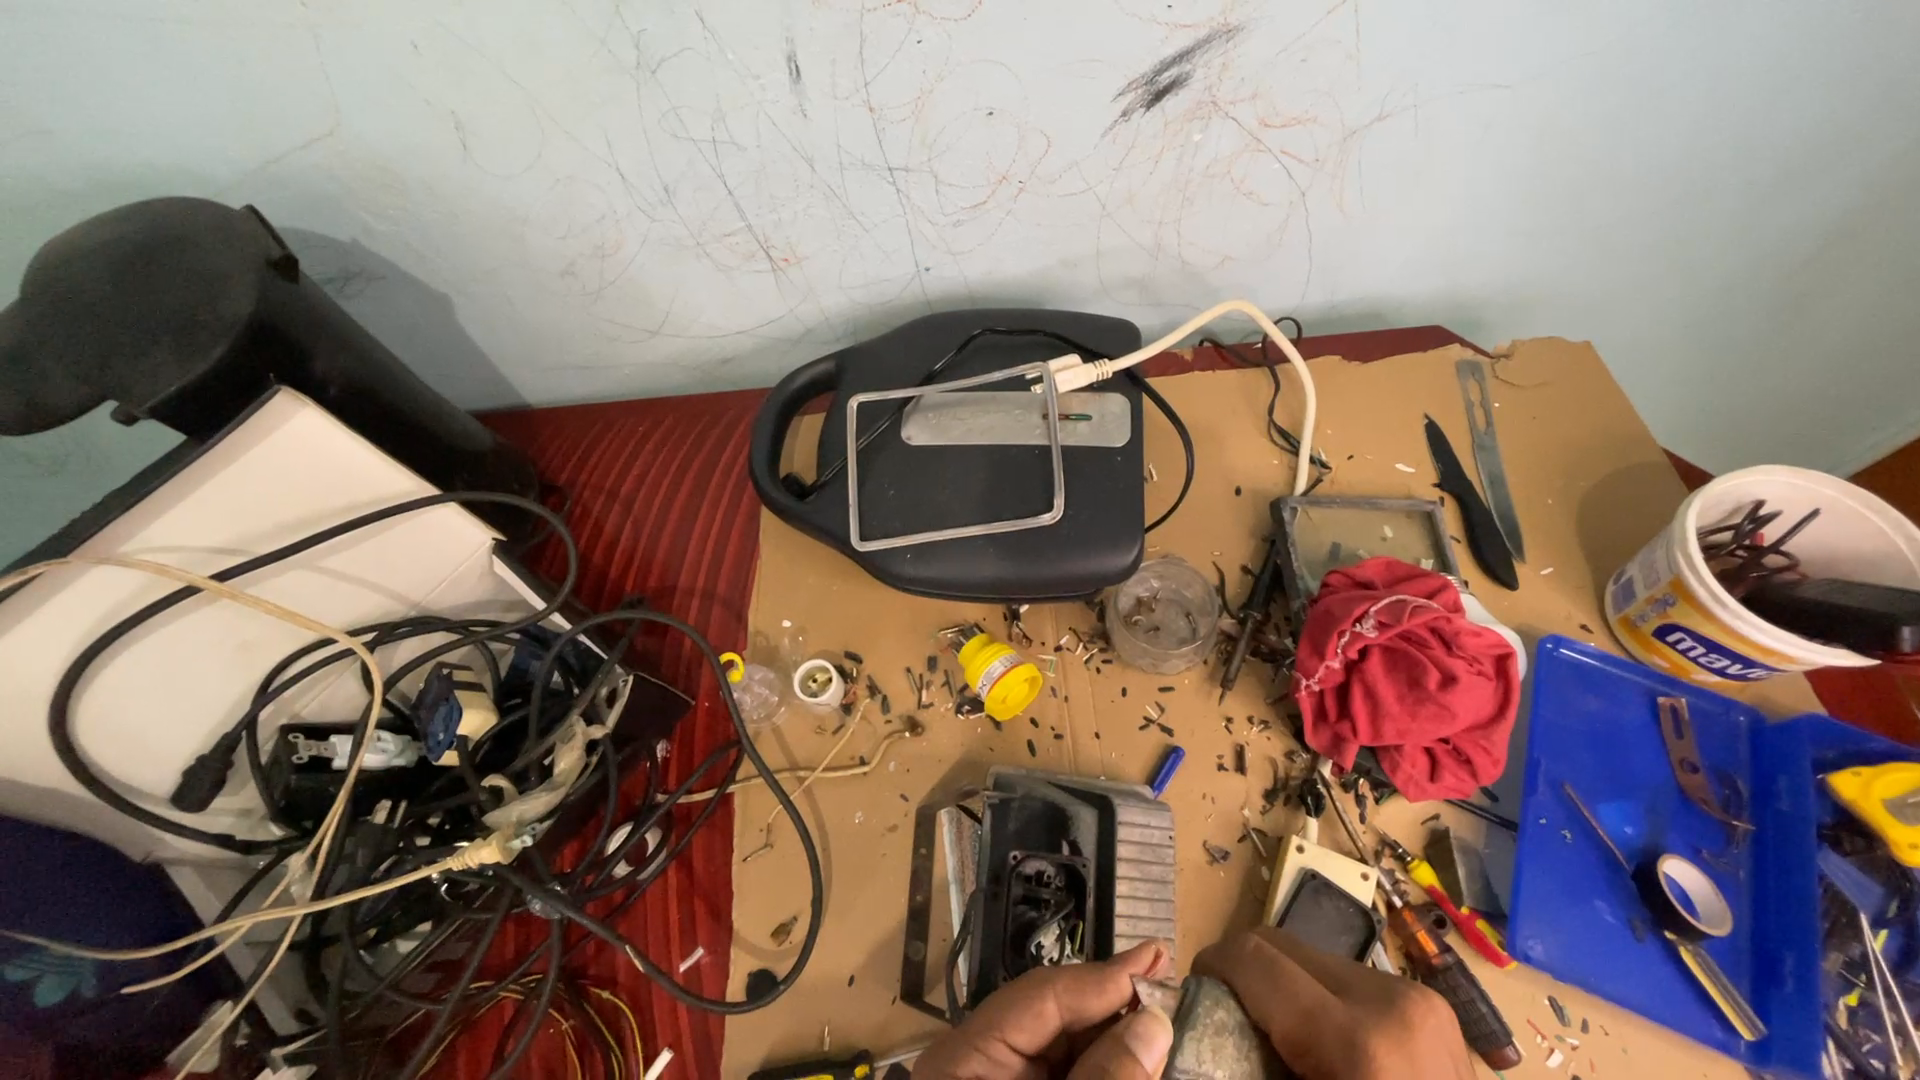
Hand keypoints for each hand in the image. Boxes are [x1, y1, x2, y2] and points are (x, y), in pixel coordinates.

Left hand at [913, 941, 1174, 1079]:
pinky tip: (1137, 1061)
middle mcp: (980, 1065)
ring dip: (1116, 1040)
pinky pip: (1068, 1075)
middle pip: (1057, 1020)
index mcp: (965, 1058)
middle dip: (1115, 1006)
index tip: (1156, 955)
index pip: (1042, 994)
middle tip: (1168, 982)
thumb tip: (1154, 1021)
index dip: (1103, 977)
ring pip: (1068, 1051)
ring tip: (1164, 1020)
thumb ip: (1103, 1079)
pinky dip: (1104, 1071)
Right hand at [1193, 928, 1474, 1079]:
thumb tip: (1194, 1038)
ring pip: (1313, 959)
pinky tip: (1322, 1045)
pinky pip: (1350, 980)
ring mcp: (1419, 1000)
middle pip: (1281, 946)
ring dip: (1283, 987)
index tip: (1195, 993)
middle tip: (1227, 1017)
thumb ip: (1246, 1069)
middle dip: (1243, 975)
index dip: (1211, 966)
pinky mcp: (1433, 1006)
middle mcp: (1390, 1002)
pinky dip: (1321, 1000)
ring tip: (1279, 1039)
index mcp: (1356, 1042)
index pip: (1254, 958)